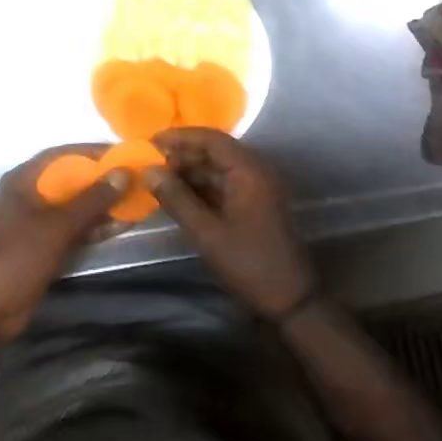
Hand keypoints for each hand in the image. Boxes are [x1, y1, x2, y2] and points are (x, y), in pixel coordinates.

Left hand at [0, 145, 128, 346]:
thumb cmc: (18, 257)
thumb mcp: (57, 226)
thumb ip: (90, 200)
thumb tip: (122, 172)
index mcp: (23, 180)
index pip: (61, 154)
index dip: (91, 151)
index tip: (122, 153)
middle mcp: (28, 194)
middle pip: (69, 179)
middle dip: (100, 179)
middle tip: (134, 178)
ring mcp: (35, 221)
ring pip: (73, 205)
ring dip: (100, 205)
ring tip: (135, 201)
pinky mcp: (43, 245)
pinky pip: (72, 228)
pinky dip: (93, 227)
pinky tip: (120, 225)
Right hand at [148, 128, 314, 317]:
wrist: (292, 303)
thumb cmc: (249, 263)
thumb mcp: (206, 233)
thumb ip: (176, 198)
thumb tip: (149, 170)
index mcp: (248, 171)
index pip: (210, 139)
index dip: (179, 137)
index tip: (150, 143)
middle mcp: (255, 172)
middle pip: (213, 151)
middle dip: (181, 156)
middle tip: (150, 164)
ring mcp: (255, 188)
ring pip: (215, 168)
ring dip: (188, 172)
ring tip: (158, 180)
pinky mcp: (253, 204)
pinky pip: (222, 184)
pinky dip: (199, 187)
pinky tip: (177, 196)